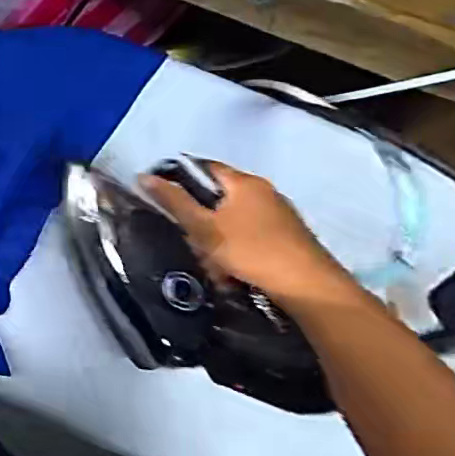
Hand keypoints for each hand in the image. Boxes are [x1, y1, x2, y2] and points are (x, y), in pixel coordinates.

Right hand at [140, 161, 364, 314]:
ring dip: (216, 240)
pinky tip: (232, 271)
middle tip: (193, 241)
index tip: (163, 197)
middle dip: (199, 220)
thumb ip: (173, 200)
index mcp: (245, 183)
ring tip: (214, 264)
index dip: (179, 177)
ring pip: (230, 220)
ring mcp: (279, 215)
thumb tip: (144, 176)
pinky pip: (248, 234)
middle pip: (216, 197)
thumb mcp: (203, 227)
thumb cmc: (251, 250)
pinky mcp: (287, 236)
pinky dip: (235, 249)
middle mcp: (264, 192)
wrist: (310, 288)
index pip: (203, 167)